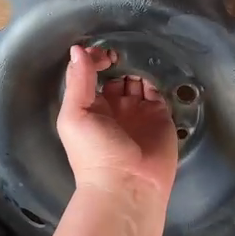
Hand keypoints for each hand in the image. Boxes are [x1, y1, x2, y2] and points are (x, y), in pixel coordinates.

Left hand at [55, 46, 178, 199]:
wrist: (128, 185)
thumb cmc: (95, 153)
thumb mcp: (75, 114)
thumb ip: (78, 80)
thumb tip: (77, 50)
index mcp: (89, 107)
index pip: (90, 76)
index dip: (93, 60)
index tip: (101, 54)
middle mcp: (113, 108)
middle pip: (114, 76)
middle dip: (116, 62)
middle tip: (118, 55)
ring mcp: (137, 112)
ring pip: (136, 81)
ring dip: (135, 69)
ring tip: (134, 64)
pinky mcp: (159, 117)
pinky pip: (157, 92)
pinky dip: (154, 80)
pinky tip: (148, 75)